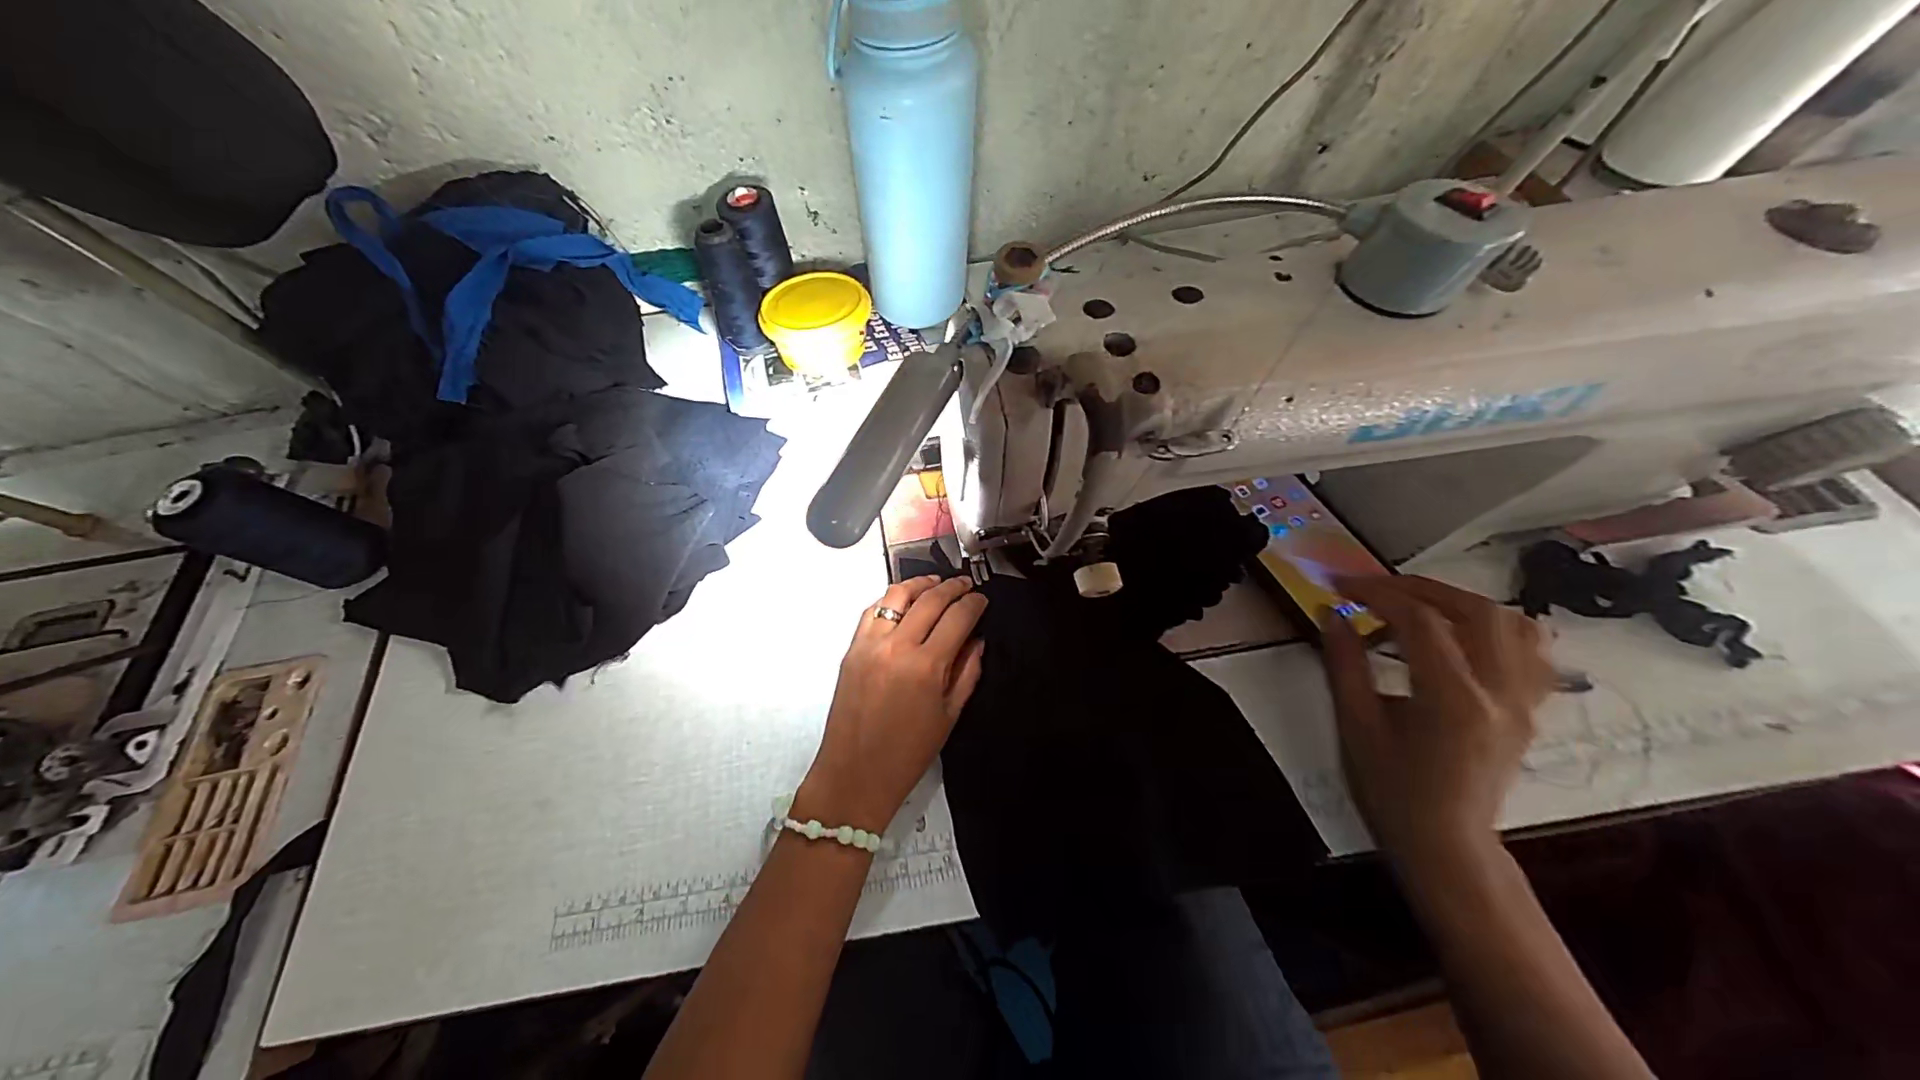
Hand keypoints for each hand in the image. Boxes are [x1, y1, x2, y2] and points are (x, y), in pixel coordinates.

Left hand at [797, 576, 987, 832]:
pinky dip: (890, 600)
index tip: (981, 600)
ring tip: (935, 583)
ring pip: (896, 595)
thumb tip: (976, 641)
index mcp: (926, 666)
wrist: (855, 774)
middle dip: (953, 587)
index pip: (957, 617)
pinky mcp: (851, 650)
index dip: (974, 603)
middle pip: (930, 599)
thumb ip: (967, 672)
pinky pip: (872, 611)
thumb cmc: (905, 754)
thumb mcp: (949, 715)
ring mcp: (869, 645)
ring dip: (920, 584)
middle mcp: (896, 648)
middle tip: (965, 585)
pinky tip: (902, 601)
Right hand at [1321, 576, 1552, 867]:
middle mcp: (1499, 693)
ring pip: (1512, 623)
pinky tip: (1464, 632)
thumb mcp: (1356, 726)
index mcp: (1452, 699)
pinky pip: (1532, 651)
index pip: (1419, 621)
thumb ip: (1344, 665)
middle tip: (1375, 589)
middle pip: (1474, 610)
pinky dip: (1498, 627)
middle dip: (1419, 588)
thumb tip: (1331, 615)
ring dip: (1461, 602)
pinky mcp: (1529, 708)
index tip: (1341, 587)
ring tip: (1418, 605)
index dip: (1377, 593)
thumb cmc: (1392, 790)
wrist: (1445, 842)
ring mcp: (1523, 701)